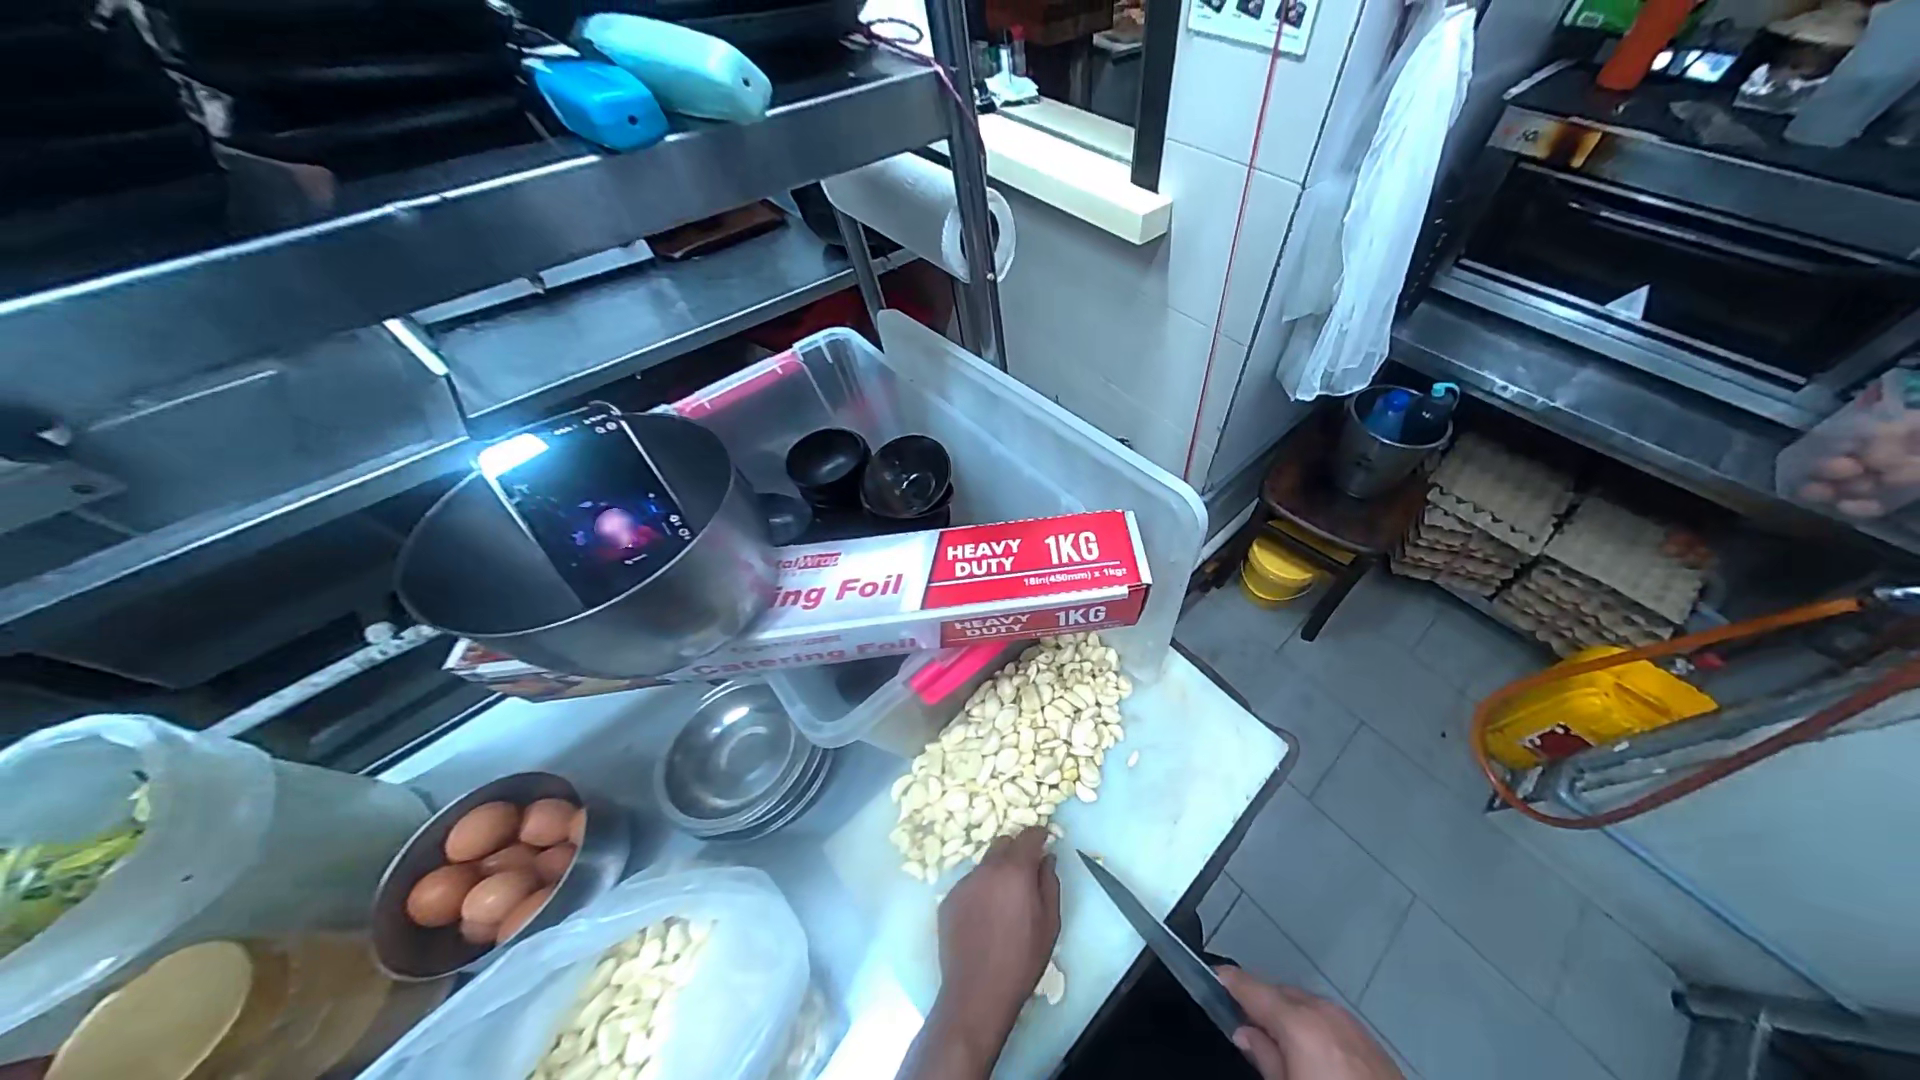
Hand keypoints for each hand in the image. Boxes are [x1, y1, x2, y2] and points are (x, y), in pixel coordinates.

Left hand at [897, 828, 1060, 1079]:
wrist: (977, 991)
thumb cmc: (1022, 959)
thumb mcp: (1050, 923)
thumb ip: (1049, 883)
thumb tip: (1047, 858)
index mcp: (1014, 870)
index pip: (1028, 836)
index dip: (1039, 834)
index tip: (1045, 839)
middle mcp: (986, 868)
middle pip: (1003, 843)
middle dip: (1016, 850)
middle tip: (1026, 872)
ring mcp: (964, 882)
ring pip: (985, 864)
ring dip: (997, 872)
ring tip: (1004, 902)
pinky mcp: (948, 899)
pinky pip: (969, 884)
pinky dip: (980, 890)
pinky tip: (985, 917)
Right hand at [1215, 965, 1403, 1079]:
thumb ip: (1263, 1057)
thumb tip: (1246, 1034)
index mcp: (1298, 1022)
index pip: (1250, 986)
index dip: (1226, 981)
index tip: (1210, 980)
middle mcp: (1324, 1012)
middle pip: (1280, 993)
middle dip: (1261, 1004)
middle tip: (1245, 1027)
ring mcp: (1353, 1025)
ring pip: (1307, 1006)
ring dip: (1289, 1015)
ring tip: (1279, 1045)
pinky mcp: (1374, 1044)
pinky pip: (1331, 1022)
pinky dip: (1315, 1028)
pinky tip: (1314, 1057)